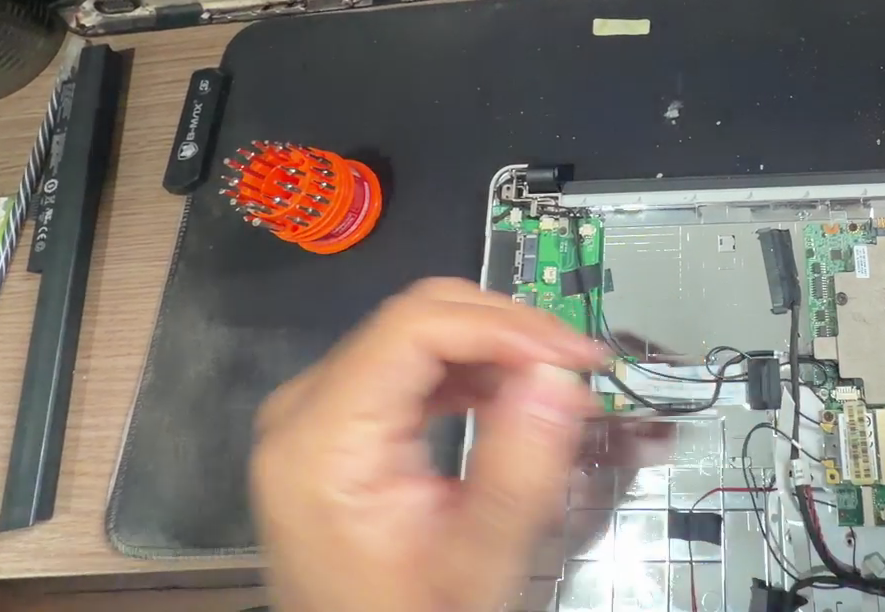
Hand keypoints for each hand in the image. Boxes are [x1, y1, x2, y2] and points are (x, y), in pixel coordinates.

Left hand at [251, 278, 607, 611]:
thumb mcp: (475, 569)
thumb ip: (519, 474)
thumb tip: (559, 373)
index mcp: (322, 440)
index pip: (416, 328)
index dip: (503, 326)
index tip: (573, 355)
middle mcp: (308, 405)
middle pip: (420, 316)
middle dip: (509, 329)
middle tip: (576, 364)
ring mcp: (324, 406)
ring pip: (425, 328)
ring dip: (500, 346)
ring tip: (558, 384)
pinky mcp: (346, 415)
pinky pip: (419, 359)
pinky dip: (477, 365)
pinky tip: (517, 396)